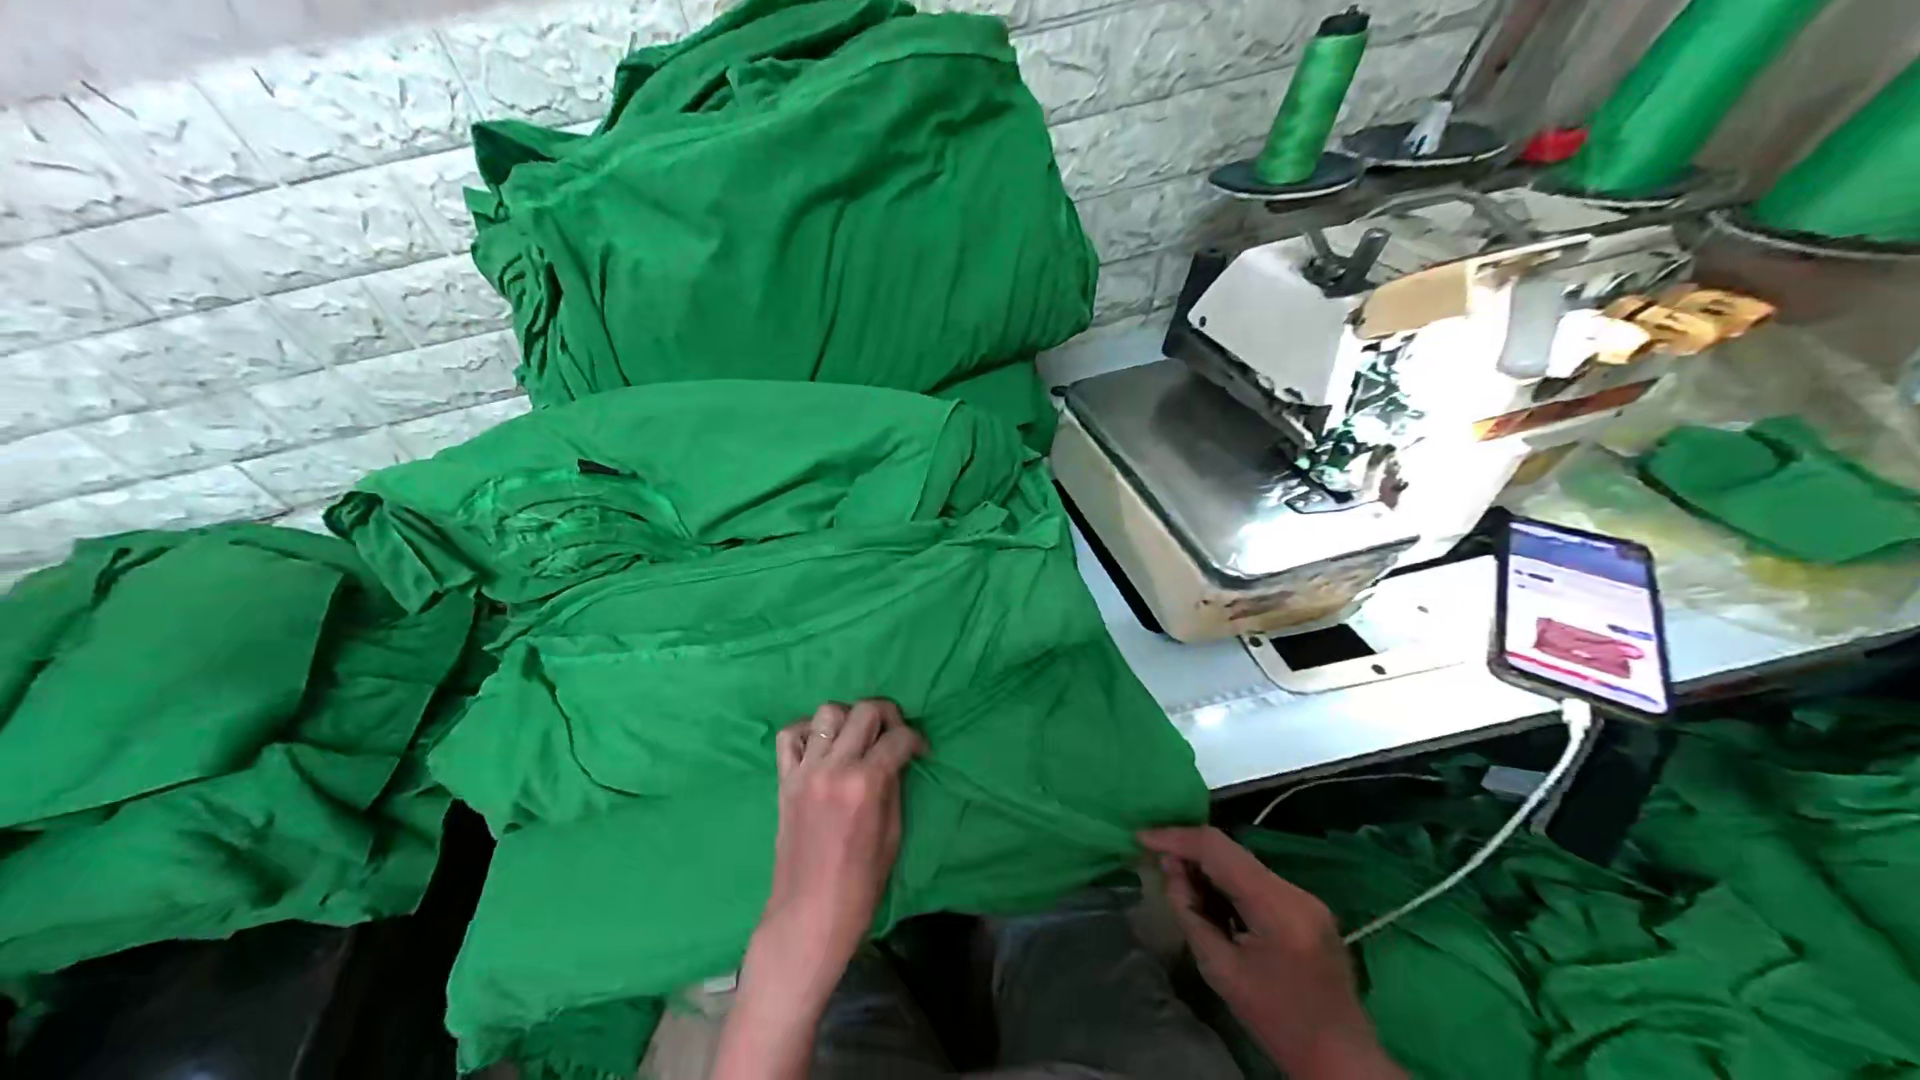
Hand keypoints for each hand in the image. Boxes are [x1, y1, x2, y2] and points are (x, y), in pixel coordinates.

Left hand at [757, 700, 925, 992]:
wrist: (809, 914)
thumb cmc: (860, 884)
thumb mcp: (892, 834)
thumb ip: (893, 786)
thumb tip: (896, 758)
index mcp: (866, 784)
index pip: (898, 737)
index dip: (916, 740)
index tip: (920, 751)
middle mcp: (834, 768)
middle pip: (864, 710)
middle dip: (888, 715)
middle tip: (893, 736)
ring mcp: (804, 771)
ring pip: (827, 712)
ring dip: (849, 718)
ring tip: (858, 738)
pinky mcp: (784, 780)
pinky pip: (790, 736)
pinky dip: (809, 731)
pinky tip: (823, 746)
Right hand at [1140, 827, 1403, 1079]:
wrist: (1340, 1059)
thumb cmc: (1277, 1022)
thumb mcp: (1220, 971)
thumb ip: (1190, 913)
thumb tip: (1169, 869)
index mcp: (1277, 907)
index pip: (1218, 850)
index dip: (1175, 838)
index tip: (1141, 838)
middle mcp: (1294, 891)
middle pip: (1231, 850)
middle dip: (1188, 848)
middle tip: (1153, 856)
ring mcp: (1305, 896)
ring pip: (1242, 860)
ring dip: (1206, 863)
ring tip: (1175, 875)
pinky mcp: (1306, 905)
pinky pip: (1256, 877)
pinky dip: (1226, 878)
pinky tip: (1208, 892)